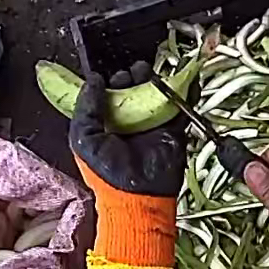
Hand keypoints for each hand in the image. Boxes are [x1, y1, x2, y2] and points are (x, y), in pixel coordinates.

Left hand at [70, 62, 184, 198]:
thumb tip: (94, 80)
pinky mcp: (173, 130)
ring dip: (154, 80)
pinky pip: (181, 107)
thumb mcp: (82, 138)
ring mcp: (153, 124)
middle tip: (129, 75)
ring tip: (146, 72)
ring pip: (156, 94)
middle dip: (131, 77)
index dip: (108, 82)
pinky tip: (185, 79)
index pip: (108, 95)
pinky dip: (186, 92)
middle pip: (133, 89)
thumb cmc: (106, 173)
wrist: (137, 195)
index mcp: (106, 124)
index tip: (106, 76)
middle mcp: (130, 122)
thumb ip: (85, 108)